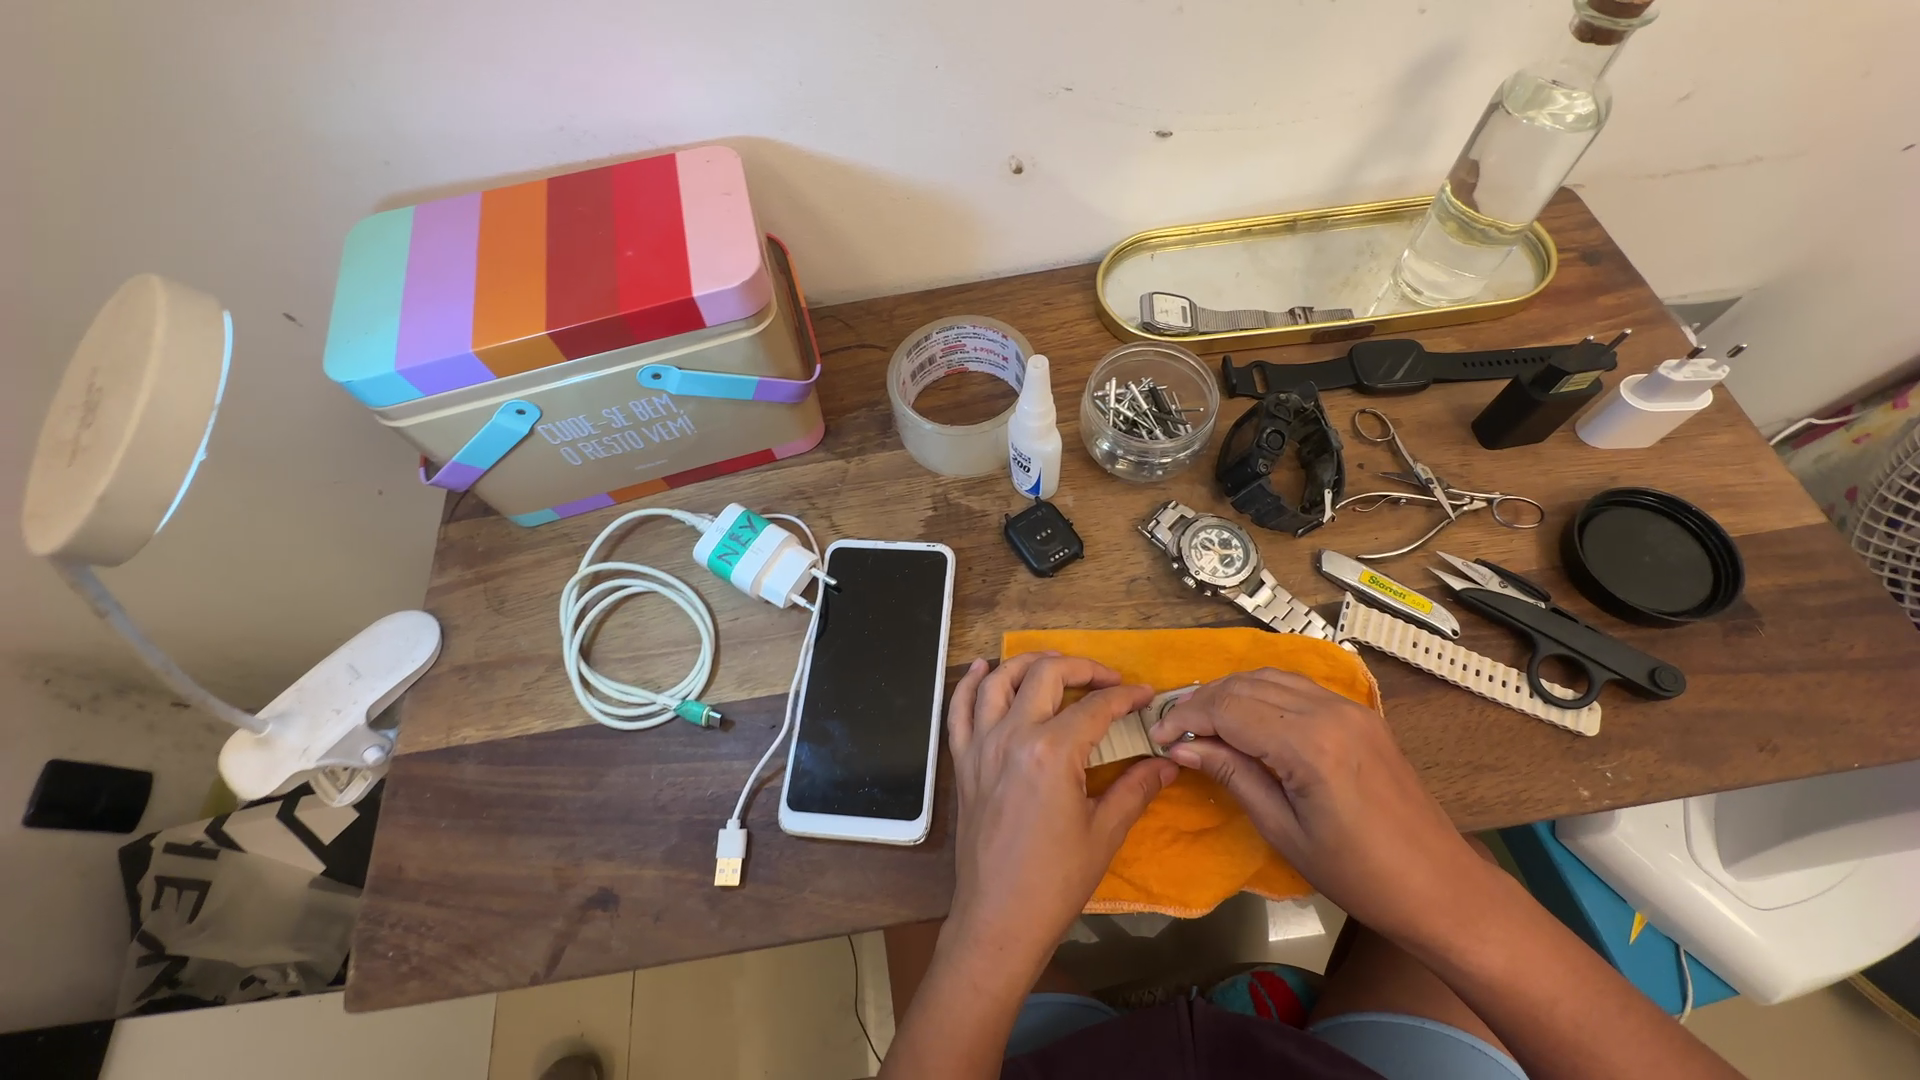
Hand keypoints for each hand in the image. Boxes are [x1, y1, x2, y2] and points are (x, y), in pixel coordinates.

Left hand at [944, 653, 1178, 973]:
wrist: (999, 917)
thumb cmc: (1056, 880)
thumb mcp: (1104, 832)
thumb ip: (1136, 788)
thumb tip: (1166, 763)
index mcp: (1052, 752)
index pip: (1095, 706)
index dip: (1125, 697)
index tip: (1144, 696)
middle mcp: (1012, 736)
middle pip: (1046, 676)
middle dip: (1081, 667)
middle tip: (1106, 680)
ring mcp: (980, 745)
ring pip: (998, 680)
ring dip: (1028, 664)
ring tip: (1055, 664)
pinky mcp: (962, 761)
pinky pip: (958, 710)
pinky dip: (969, 684)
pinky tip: (982, 669)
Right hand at [1149, 669, 1488, 943]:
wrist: (1442, 887)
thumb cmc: (1358, 875)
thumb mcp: (1284, 830)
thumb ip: (1233, 775)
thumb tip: (1182, 746)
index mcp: (1310, 744)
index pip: (1229, 708)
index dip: (1186, 718)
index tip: (1157, 737)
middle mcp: (1330, 711)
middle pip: (1245, 684)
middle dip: (1202, 701)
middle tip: (1173, 729)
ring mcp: (1350, 708)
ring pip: (1270, 676)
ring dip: (1229, 692)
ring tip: (1201, 722)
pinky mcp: (1360, 714)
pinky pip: (1297, 686)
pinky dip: (1260, 692)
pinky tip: (1244, 716)